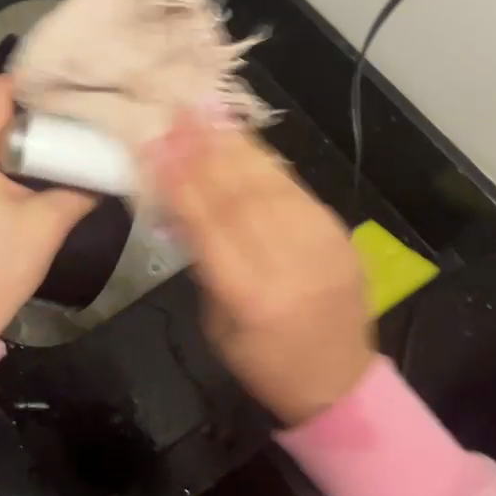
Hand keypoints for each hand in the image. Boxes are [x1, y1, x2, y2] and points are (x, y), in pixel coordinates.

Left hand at [0, 76, 98, 338]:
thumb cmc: (4, 260)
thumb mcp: (50, 220)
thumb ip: (81, 188)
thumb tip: (110, 167)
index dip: (33, 78)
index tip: (69, 75)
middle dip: (37, 103)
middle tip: (78, 98)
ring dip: (29, 129)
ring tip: (70, 122)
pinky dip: (19, 151)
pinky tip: (50, 156)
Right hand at [146, 113, 374, 425]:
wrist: (338, 383)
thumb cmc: (261, 363)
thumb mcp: (216, 322)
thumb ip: (204, 261)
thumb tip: (182, 204)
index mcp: (251, 297)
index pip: (209, 225)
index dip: (179, 182)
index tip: (154, 146)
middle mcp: (291, 264)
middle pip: (240, 195)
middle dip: (204, 151)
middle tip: (178, 113)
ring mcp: (322, 246)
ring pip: (271, 184)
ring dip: (235, 145)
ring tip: (206, 113)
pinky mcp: (341, 235)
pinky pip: (297, 190)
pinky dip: (266, 162)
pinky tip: (243, 141)